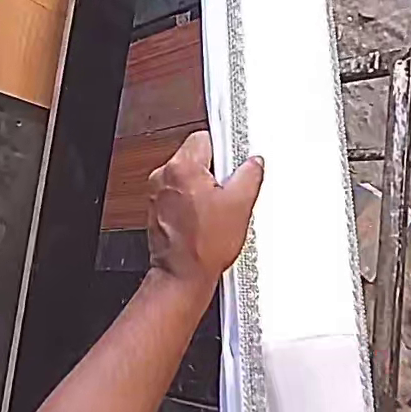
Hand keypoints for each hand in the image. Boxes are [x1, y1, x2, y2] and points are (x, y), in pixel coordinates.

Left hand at [146, 130, 263, 289]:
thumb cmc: (203, 246)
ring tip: (217, 209)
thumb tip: (253, 164)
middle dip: (214, 171)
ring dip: (202, 187)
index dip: (223, 149)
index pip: (203, 137)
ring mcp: (157, 194)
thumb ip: (250, 175)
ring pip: (186, 177)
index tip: (234, 159)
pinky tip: (205, 218)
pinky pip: (178, 194)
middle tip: (228, 191)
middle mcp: (163, 177)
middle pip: (194, 157)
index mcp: (182, 168)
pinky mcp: (156, 210)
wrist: (183, 274)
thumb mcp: (240, 205)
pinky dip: (191, 202)